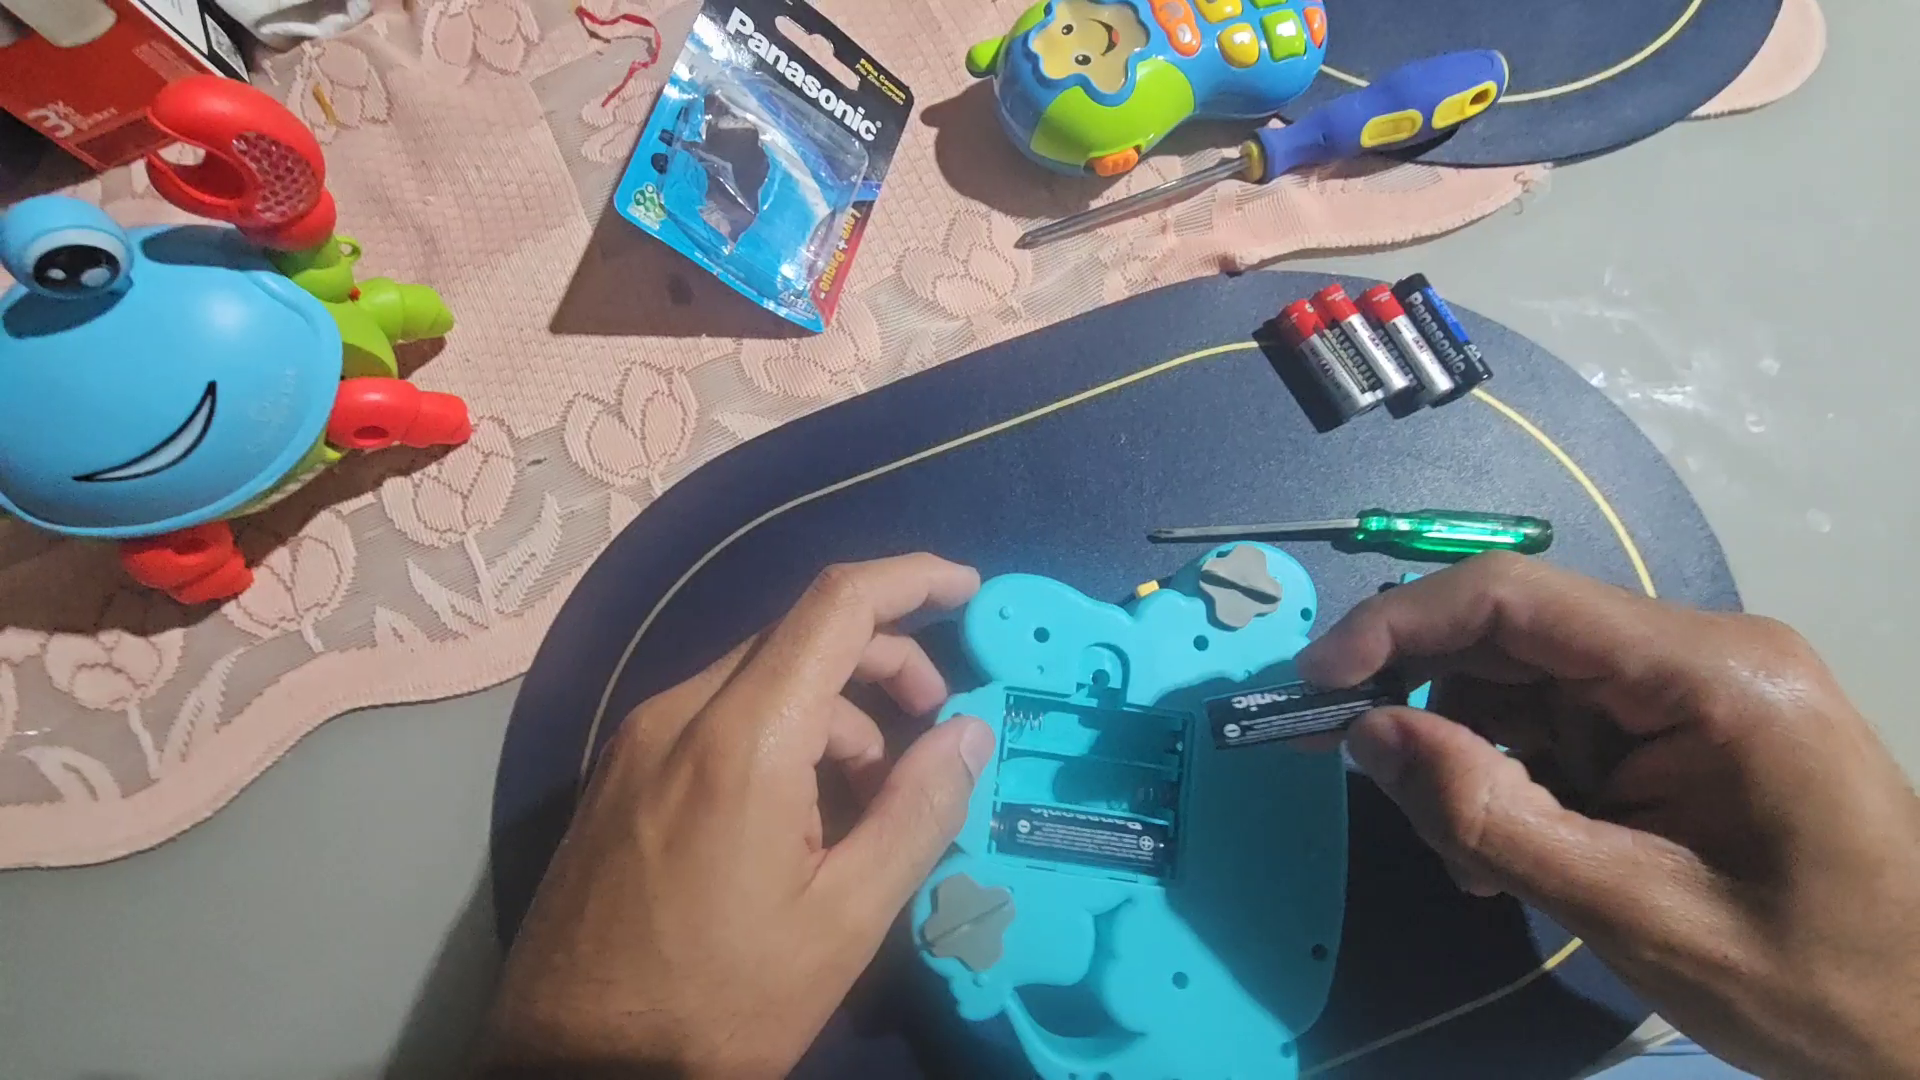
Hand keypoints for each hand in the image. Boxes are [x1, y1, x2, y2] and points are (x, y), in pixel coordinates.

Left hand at [476, 554, 995, 1078]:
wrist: (568, 1077)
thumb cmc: (718, 1005)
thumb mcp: (844, 920)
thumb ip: (917, 811)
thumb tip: (969, 732)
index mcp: (742, 738)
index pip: (837, 606)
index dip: (911, 578)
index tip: (966, 588)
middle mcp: (680, 711)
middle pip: (805, 634)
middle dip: (885, 660)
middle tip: (933, 720)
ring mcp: (642, 735)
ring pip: (766, 674)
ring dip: (837, 709)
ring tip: (866, 796)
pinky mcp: (624, 766)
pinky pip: (723, 712)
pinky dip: (786, 731)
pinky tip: (801, 810)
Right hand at [1296, 553, 1919, 1079]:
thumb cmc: (1830, 987)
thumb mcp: (1637, 912)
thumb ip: (1486, 816)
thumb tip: (1363, 733)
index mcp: (1704, 672)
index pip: (1510, 597)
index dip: (1396, 624)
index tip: (1319, 682)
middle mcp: (1681, 650)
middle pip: (1495, 634)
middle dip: (1415, 695)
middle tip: (1350, 758)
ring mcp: (1665, 681)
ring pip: (1499, 680)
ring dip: (1453, 751)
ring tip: (1465, 854)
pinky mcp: (1650, 716)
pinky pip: (1528, 718)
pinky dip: (1488, 771)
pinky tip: (1501, 848)